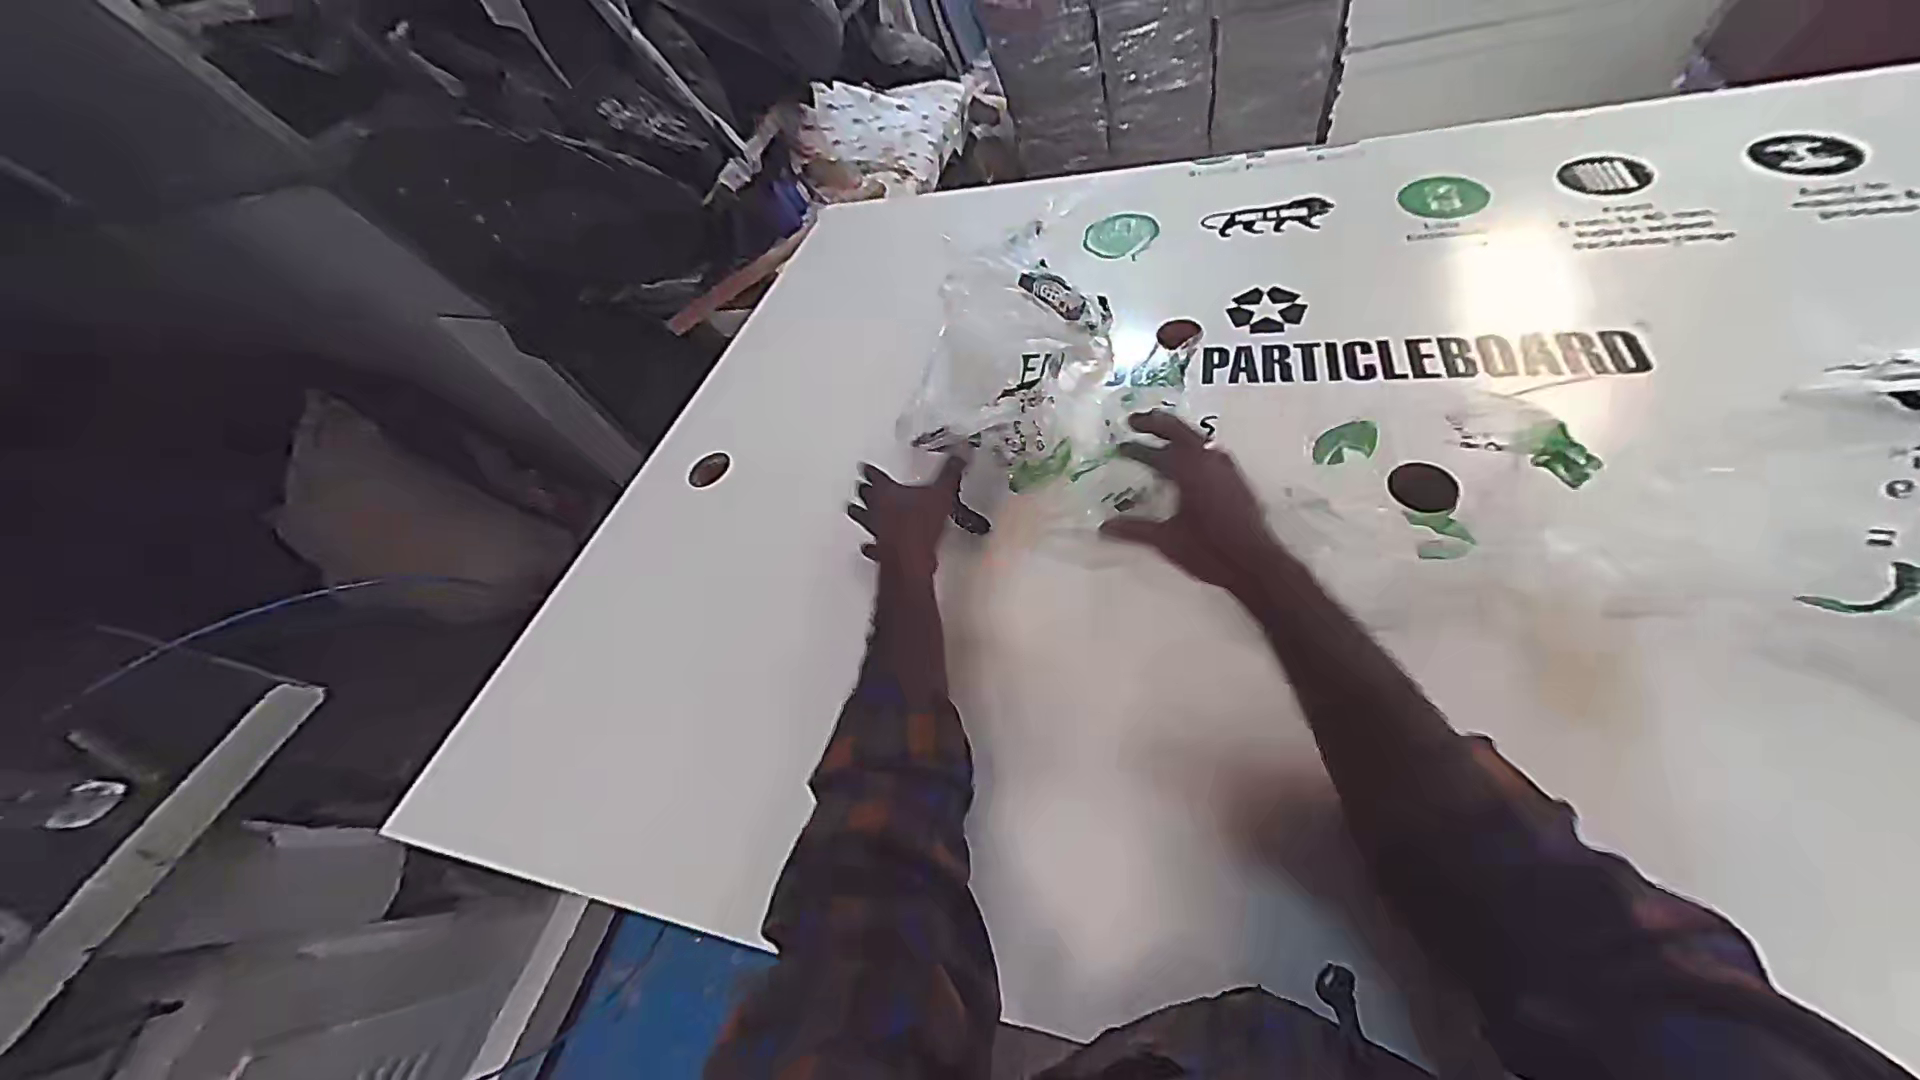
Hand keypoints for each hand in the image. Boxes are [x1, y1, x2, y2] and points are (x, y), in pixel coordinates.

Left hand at [848, 456, 965, 578]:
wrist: (910, 557)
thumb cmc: (919, 525)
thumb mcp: (942, 491)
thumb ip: (950, 471)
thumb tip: (960, 454)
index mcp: (887, 491)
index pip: (875, 475)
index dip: (870, 469)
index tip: (865, 466)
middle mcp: (876, 509)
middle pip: (865, 495)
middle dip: (863, 489)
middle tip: (861, 485)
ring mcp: (875, 530)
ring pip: (862, 517)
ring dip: (860, 513)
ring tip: (855, 509)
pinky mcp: (880, 550)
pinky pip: (871, 546)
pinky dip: (870, 545)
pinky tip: (869, 546)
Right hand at [1101, 411, 1279, 589]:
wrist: (1254, 564)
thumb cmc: (1209, 551)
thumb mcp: (1165, 540)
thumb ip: (1134, 529)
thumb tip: (1104, 527)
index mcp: (1189, 470)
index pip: (1156, 449)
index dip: (1135, 445)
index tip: (1119, 444)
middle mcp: (1209, 461)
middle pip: (1179, 430)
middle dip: (1155, 423)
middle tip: (1134, 422)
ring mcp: (1226, 469)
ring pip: (1197, 439)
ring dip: (1175, 434)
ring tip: (1157, 438)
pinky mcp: (1235, 480)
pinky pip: (1209, 452)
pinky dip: (1191, 448)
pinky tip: (1184, 464)